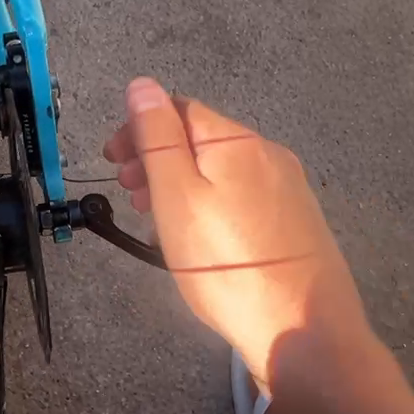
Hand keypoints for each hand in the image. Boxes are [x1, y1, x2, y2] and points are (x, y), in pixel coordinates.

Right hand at [103, 78, 369, 388]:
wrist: (302, 329)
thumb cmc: (224, 263)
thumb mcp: (176, 197)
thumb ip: (157, 137)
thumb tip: (142, 84)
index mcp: (235, 141)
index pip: (177, 108)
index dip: (137, 127)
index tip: (111, 163)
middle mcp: (267, 152)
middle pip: (200, 137)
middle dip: (156, 155)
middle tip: (128, 195)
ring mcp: (287, 187)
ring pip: (220, 167)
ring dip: (180, 180)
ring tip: (156, 218)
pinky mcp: (296, 219)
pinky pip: (240, 193)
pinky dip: (208, 200)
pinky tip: (200, 236)